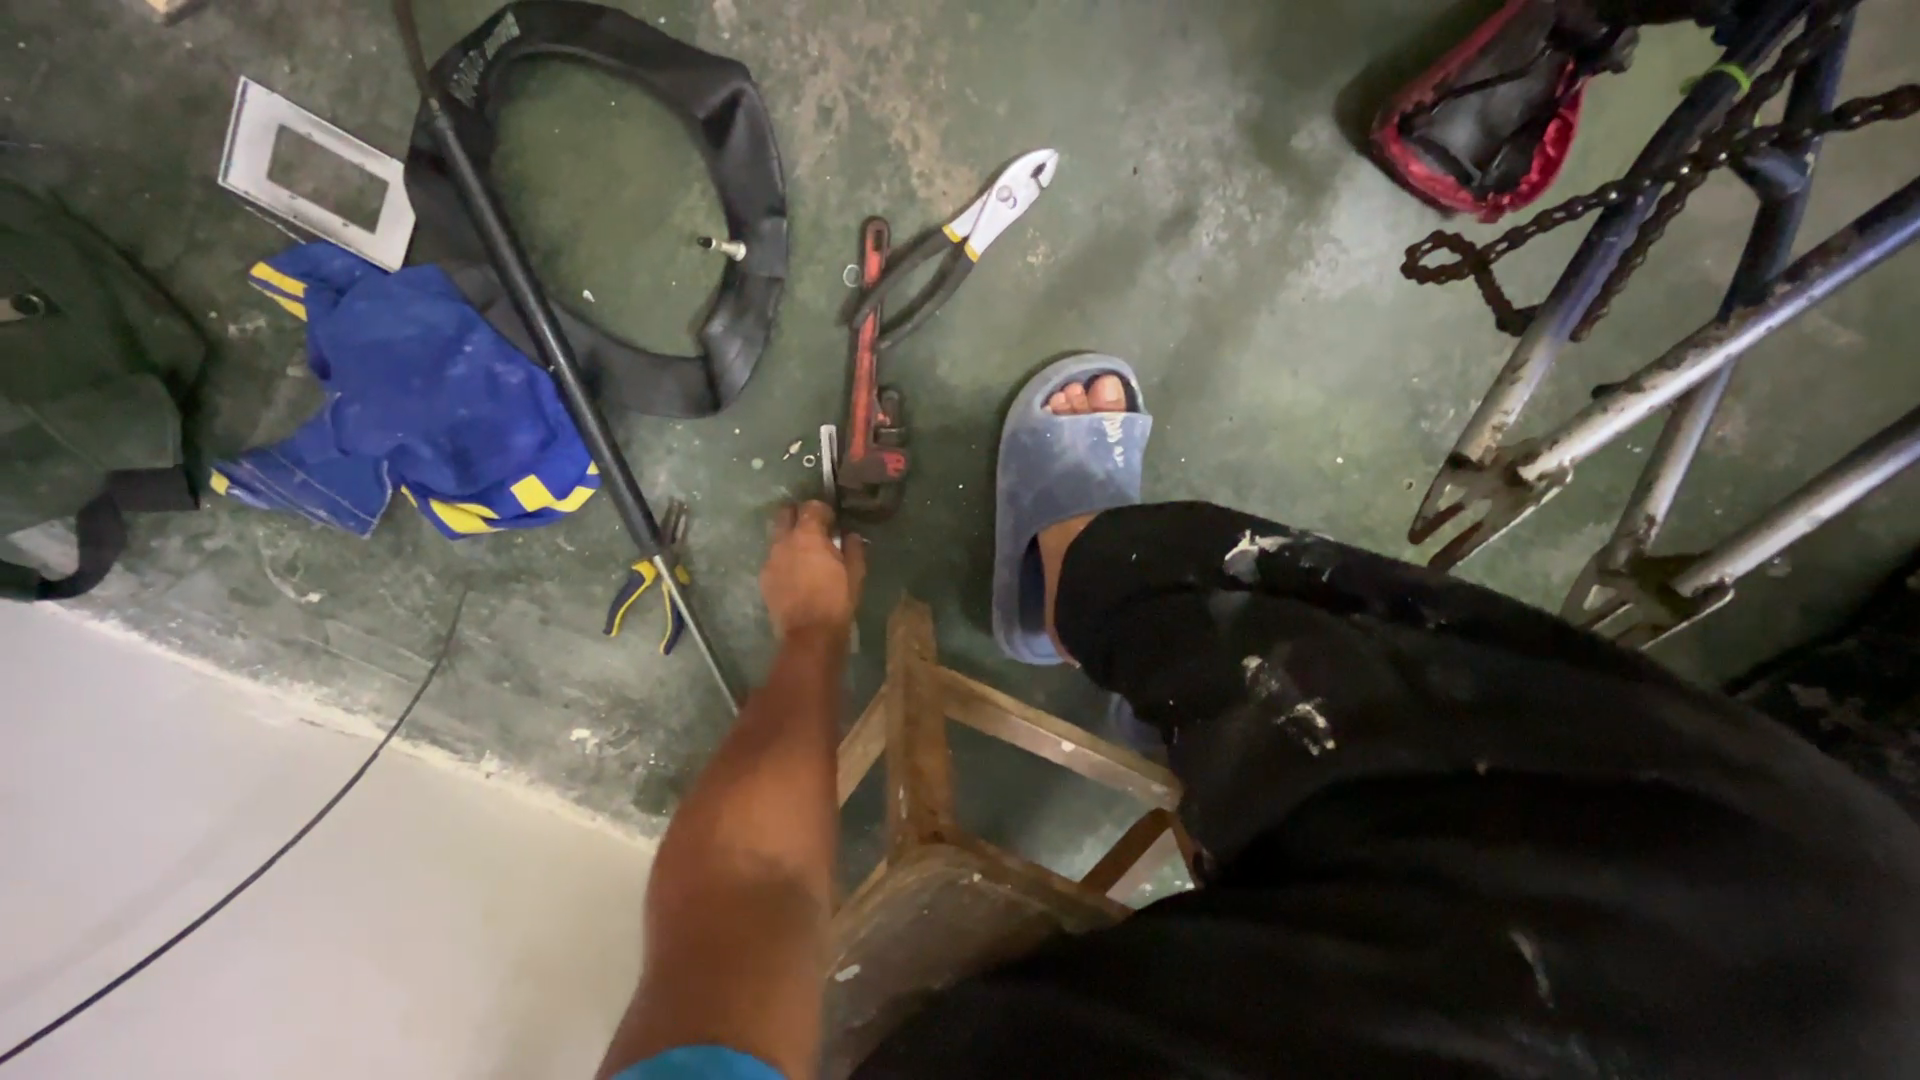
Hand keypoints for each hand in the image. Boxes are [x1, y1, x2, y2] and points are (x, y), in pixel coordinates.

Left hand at [761, 501, 864, 640]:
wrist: (809, 635)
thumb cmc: (836, 601)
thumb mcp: (855, 573)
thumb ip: (853, 548)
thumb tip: (850, 535)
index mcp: (807, 535)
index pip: (811, 506)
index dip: (823, 510)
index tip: (833, 522)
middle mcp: (783, 541)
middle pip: (785, 513)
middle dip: (799, 516)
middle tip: (814, 531)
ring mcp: (770, 559)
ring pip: (777, 537)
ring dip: (790, 539)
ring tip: (805, 555)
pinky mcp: (764, 578)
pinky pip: (773, 559)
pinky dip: (784, 559)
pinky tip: (796, 575)